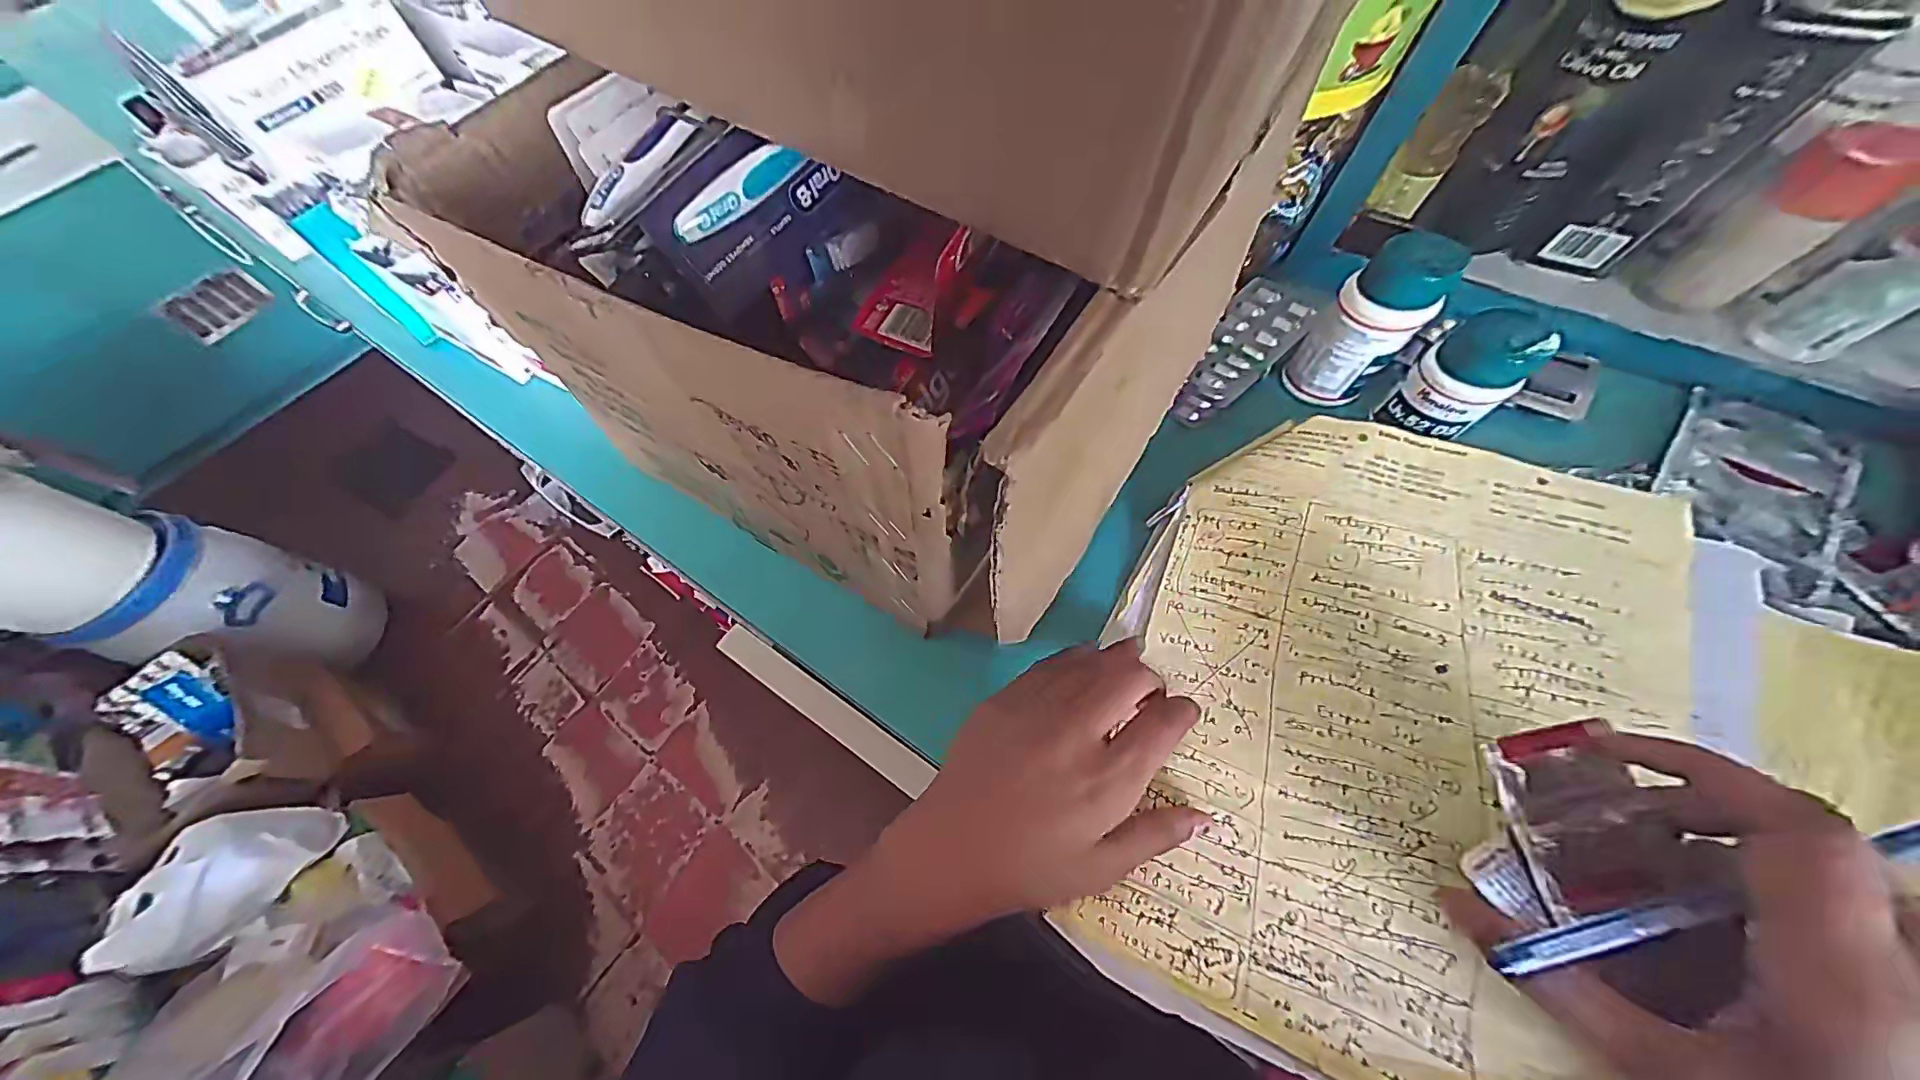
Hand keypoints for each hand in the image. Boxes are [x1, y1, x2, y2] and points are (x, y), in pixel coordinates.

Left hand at [774, 640, 1206, 1003]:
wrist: (951, 849)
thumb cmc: (1030, 867)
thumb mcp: (1100, 868)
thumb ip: (1155, 836)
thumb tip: (1206, 815)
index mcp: (1106, 780)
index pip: (1163, 724)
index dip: (1183, 712)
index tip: (1183, 714)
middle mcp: (1075, 734)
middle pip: (1130, 677)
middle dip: (1151, 679)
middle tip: (1151, 693)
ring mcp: (1035, 710)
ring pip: (1091, 661)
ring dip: (1117, 660)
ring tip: (1125, 669)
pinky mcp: (1004, 699)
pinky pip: (1051, 663)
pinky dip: (1077, 660)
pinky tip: (1082, 668)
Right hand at [1444, 733, 1919, 1079]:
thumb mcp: (1658, 1068)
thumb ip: (1561, 987)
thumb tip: (1460, 905)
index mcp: (1844, 976)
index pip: (1791, 827)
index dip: (1697, 768)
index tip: (1610, 750)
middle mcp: (1904, 962)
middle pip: (1794, 832)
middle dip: (1691, 808)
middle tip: (1616, 818)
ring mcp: (1912, 973)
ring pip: (1819, 866)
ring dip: (1721, 848)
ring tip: (1653, 869)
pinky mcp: (1906, 986)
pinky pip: (1845, 903)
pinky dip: (1761, 889)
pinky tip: (1711, 924)